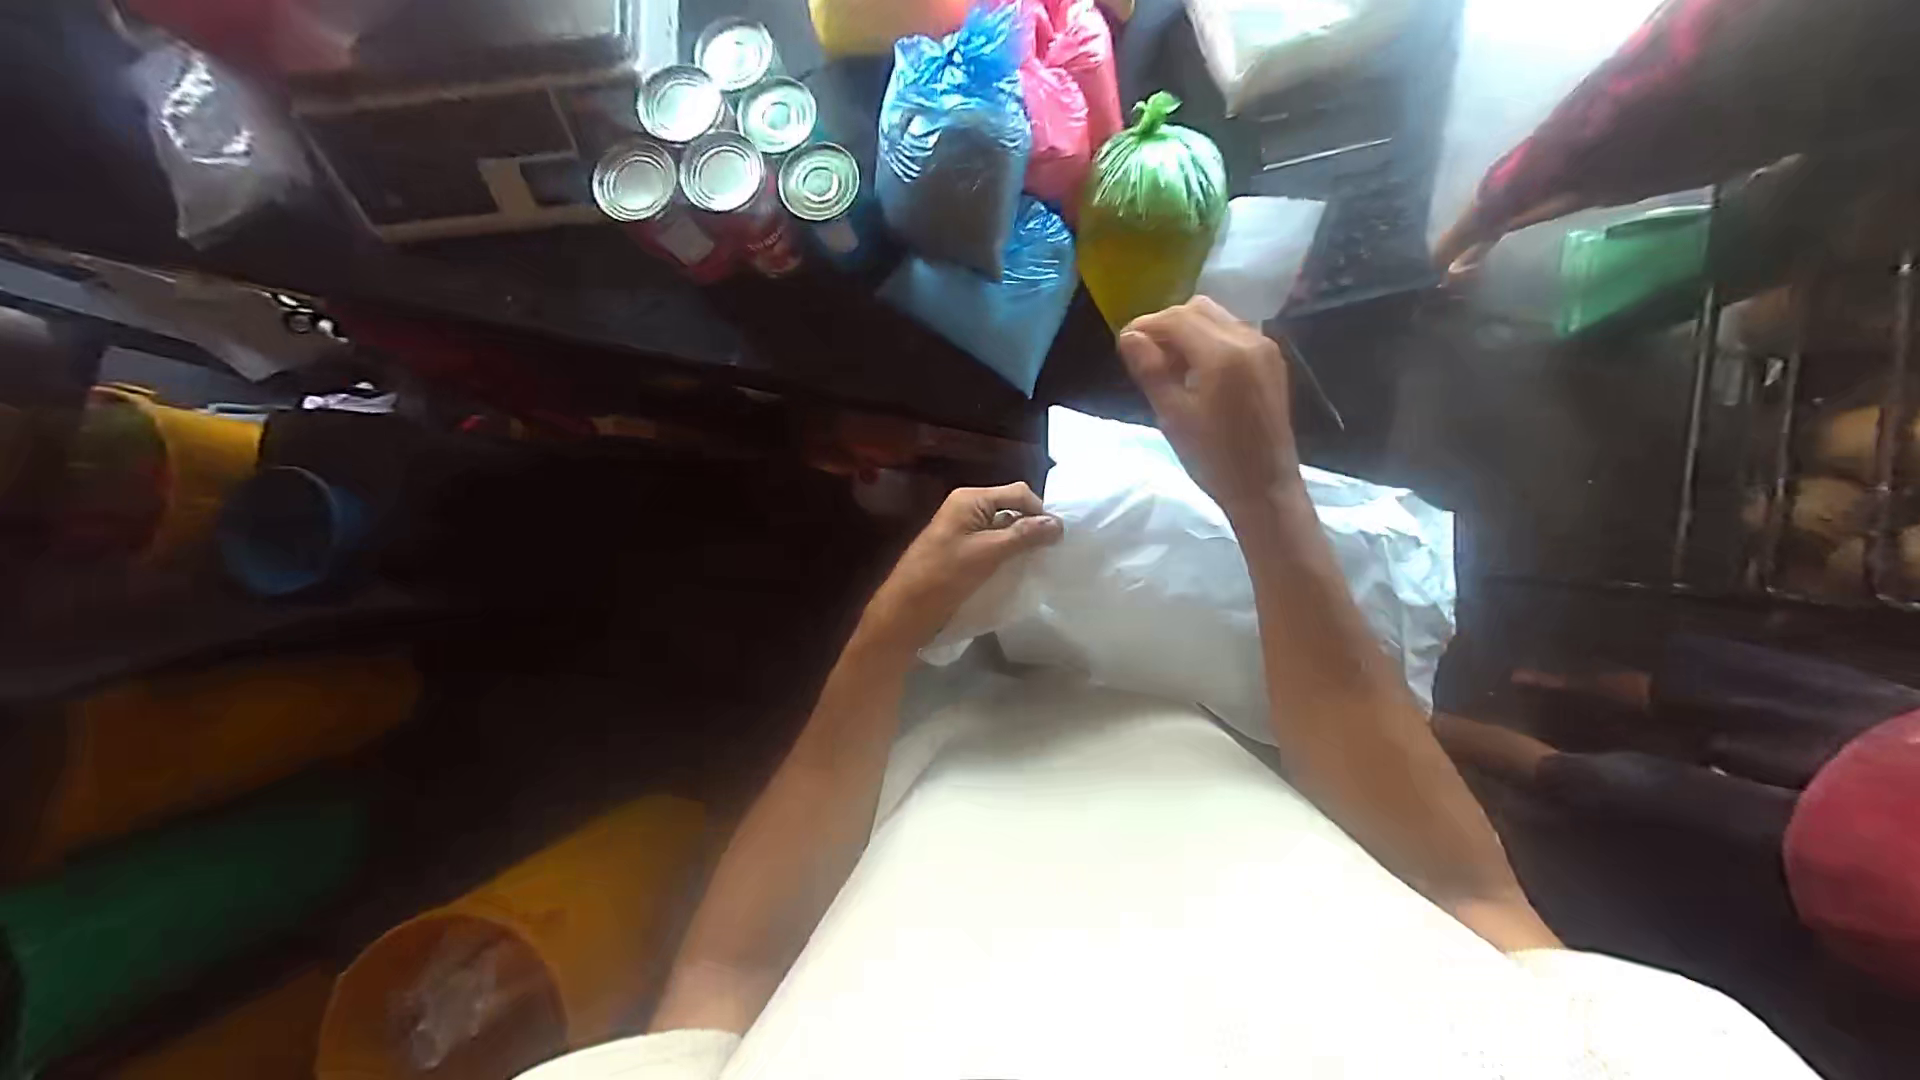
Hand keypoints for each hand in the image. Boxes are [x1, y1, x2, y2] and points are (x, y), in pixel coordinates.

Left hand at [864, 483, 1062, 647]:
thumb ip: (1024, 535)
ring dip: (1019, 542)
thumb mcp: (988, 553)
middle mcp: (966, 507)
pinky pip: (991, 543)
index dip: (1039, 512)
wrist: (905, 610)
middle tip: (1048, 553)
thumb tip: (1058, 524)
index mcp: (970, 498)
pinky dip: (1006, 553)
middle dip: (1030, 527)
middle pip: (1011, 508)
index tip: (1056, 540)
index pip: (1018, 493)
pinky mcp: (960, 550)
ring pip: (1002, 527)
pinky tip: (1015, 570)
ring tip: (1035, 563)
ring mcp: (961, 529)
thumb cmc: (944, 577)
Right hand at [1118, 296, 1301, 514]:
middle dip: (1167, 325)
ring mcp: (1265, 348)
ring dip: (1188, 331)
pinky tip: (1196, 372)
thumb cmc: (1212, 458)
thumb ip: (1150, 370)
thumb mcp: (1172, 415)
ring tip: (1169, 367)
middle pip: (1198, 309)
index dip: (1145, 325)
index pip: (1176, 318)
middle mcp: (1247, 339)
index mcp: (1221, 354)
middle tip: (1146, 356)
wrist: (1264, 487)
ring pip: (1217, 318)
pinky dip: (1209, 340)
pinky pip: (1234, 333)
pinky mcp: (1271, 362)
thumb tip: (1129, 336)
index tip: (1124, 345)